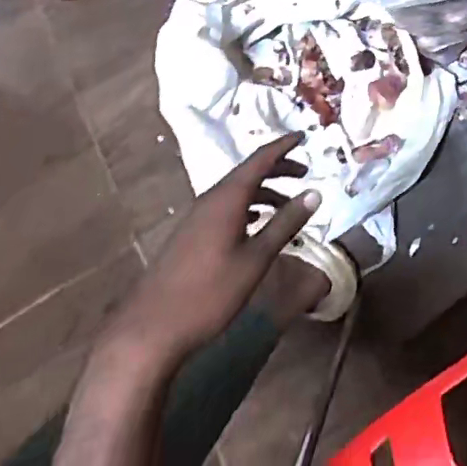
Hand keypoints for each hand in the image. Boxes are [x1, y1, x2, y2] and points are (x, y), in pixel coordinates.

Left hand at [116, 133, 320, 362]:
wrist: (151, 329)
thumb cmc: (210, 293)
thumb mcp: (256, 259)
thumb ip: (285, 223)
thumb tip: (314, 193)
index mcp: (227, 198)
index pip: (260, 159)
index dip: (283, 146)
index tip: (303, 136)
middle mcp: (211, 199)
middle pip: (248, 172)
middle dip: (277, 168)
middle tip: (304, 171)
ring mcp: (197, 216)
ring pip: (236, 191)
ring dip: (264, 191)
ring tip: (287, 205)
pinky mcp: (191, 234)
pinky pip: (225, 207)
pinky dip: (248, 206)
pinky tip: (256, 224)